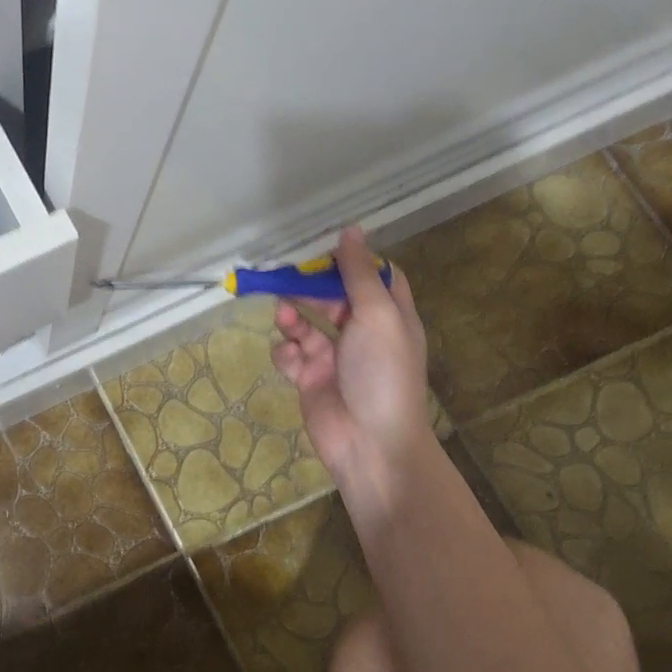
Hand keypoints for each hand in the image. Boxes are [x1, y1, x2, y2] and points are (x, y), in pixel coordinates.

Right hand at [271, 227, 431, 489]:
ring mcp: (334, 356)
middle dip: (307, 287)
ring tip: (285, 319)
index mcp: (389, 316)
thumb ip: (359, 274)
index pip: (374, 278)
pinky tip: (291, 360)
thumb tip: (351, 229)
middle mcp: (362, 333)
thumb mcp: (377, 316)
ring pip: (305, 323)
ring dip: (292, 316)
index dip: (351, 262)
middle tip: (282, 277)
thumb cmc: (382, 374)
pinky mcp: (309, 377)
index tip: (325, 251)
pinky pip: (289, 353)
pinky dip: (285, 352)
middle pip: (331, 296)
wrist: (370, 441)